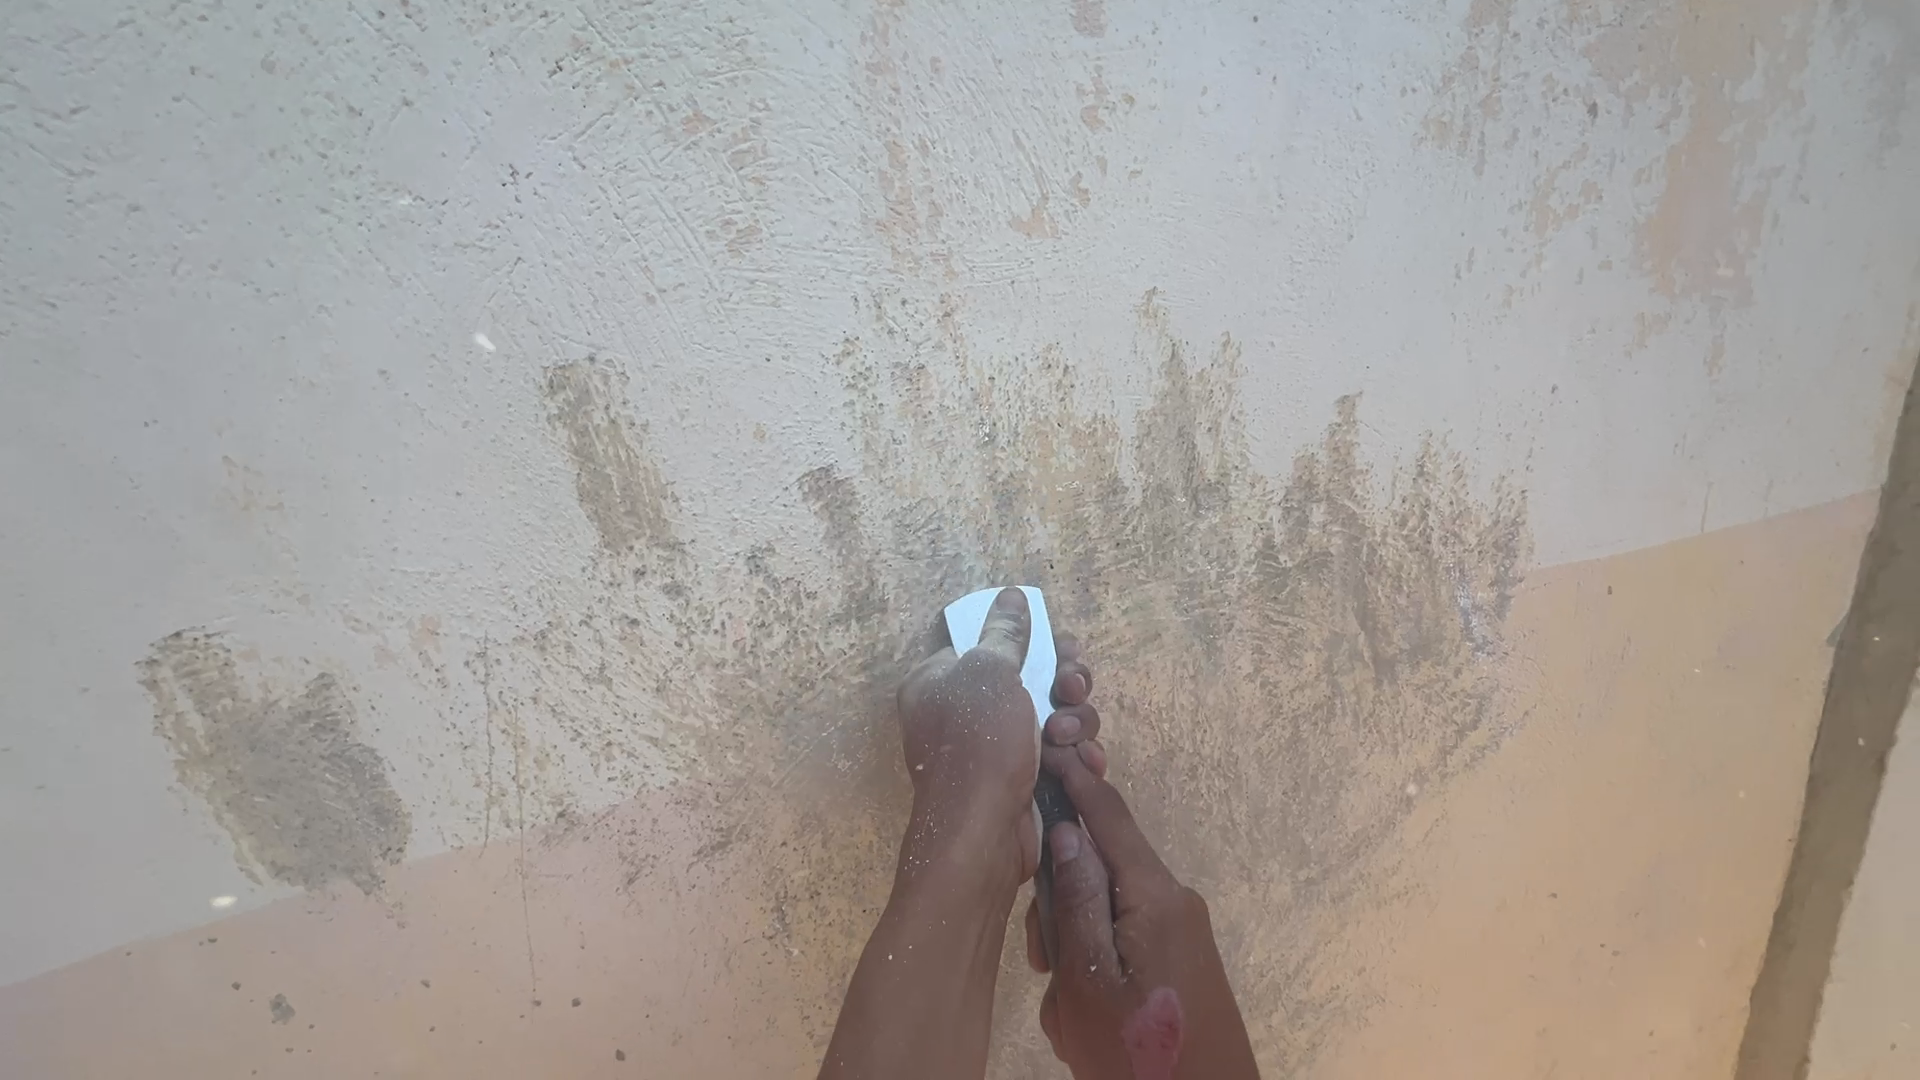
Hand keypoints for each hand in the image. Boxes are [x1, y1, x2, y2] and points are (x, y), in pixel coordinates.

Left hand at [895, 588, 1102, 883]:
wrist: (984, 833)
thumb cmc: (978, 743)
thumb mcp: (989, 672)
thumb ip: (1005, 632)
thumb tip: (1011, 594)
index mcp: (943, 679)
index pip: (992, 642)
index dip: (1031, 639)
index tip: (1062, 646)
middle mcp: (968, 709)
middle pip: (1033, 675)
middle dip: (1063, 682)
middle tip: (1071, 688)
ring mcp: (998, 744)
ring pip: (1054, 712)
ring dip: (1072, 720)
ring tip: (1067, 738)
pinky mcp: (1025, 775)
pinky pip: (1060, 750)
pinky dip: (1076, 753)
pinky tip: (1082, 762)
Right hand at [1024, 746, 1260, 1079]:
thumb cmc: (1140, 1059)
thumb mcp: (1090, 981)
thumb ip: (1076, 899)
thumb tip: (1067, 831)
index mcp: (1154, 895)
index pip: (1108, 815)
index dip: (1074, 779)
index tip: (1046, 746)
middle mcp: (1173, 901)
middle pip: (1100, 868)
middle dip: (1061, 904)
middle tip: (1041, 962)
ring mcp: (1180, 932)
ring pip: (1106, 909)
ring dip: (1076, 945)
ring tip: (1070, 1011)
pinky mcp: (1180, 962)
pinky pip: (1124, 940)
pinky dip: (1097, 965)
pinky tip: (1089, 1017)